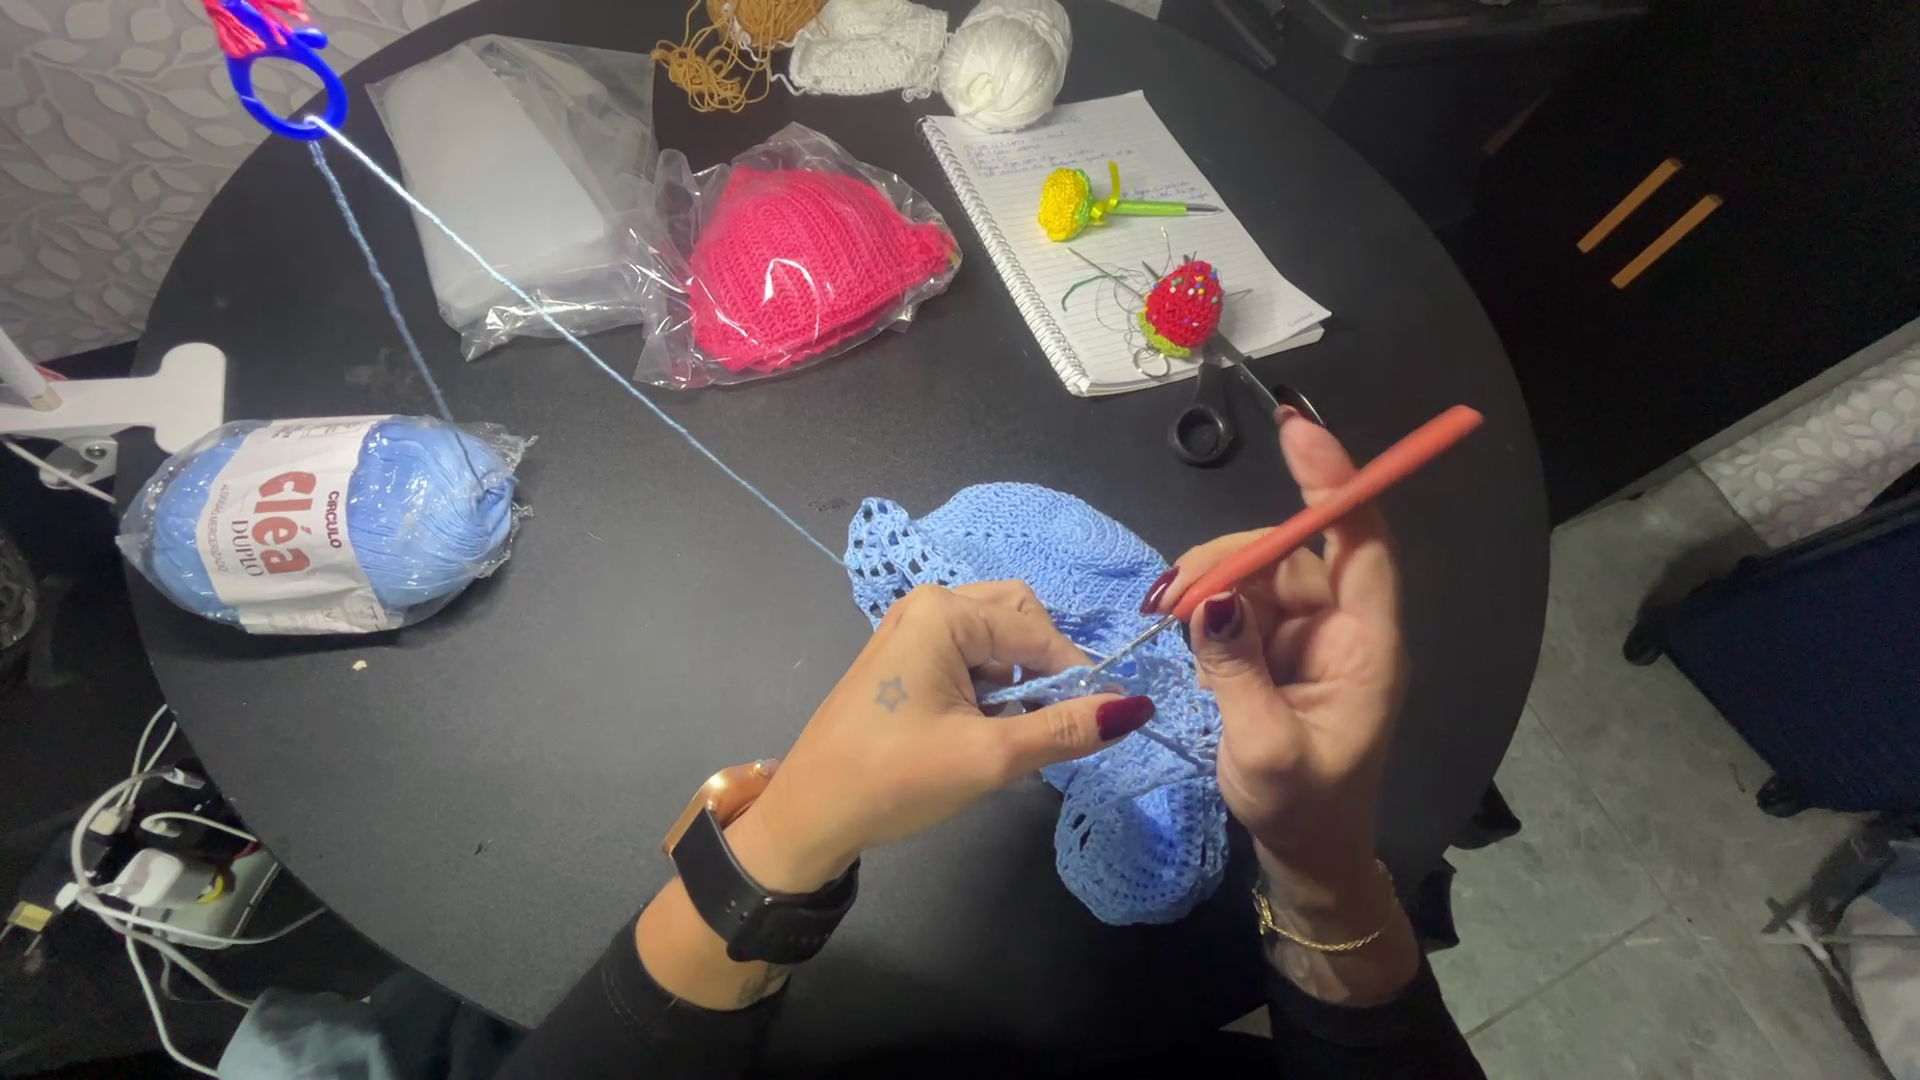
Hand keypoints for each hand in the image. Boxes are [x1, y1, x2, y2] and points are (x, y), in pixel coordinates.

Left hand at [728, 582, 1155, 893]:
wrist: (809, 814)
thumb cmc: (895, 779)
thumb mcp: (988, 756)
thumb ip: (1064, 728)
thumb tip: (1136, 707)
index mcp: (944, 613)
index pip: (1037, 631)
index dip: (1077, 674)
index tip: (1104, 719)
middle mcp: (926, 605)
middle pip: (1016, 616)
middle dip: (1043, 665)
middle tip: (1051, 720)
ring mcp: (909, 627)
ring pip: (993, 635)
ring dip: (1017, 674)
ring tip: (1013, 728)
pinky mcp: (902, 655)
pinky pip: (965, 651)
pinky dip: (989, 681)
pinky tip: (984, 722)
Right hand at [1143, 415, 1405, 876]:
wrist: (1302, 847)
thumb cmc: (1302, 807)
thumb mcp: (1266, 748)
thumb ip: (1238, 670)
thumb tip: (1210, 596)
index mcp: (1366, 645)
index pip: (1361, 544)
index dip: (1336, 483)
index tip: (1297, 431)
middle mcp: (1337, 625)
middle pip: (1288, 553)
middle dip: (1230, 561)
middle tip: (1175, 600)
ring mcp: (1300, 632)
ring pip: (1252, 572)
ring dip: (1208, 581)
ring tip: (1169, 616)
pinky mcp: (1267, 644)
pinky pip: (1233, 600)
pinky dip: (1203, 603)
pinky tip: (1178, 621)